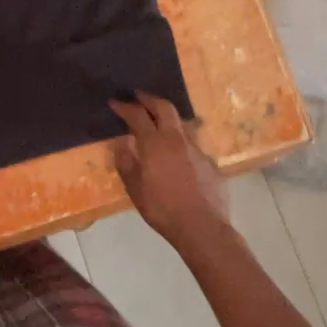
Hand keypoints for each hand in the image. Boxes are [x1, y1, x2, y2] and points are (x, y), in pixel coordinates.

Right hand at [110, 93, 229, 250]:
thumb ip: (126, 163)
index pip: (137, 115)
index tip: (115, 102)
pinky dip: (181, 146)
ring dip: (168, 121)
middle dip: (149, 99)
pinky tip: (179, 159)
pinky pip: (192, 147)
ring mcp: (197, 150)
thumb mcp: (135, 189)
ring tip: (159, 126)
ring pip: (181, 125)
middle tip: (139, 97)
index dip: (124, 106)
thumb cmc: (163, 209)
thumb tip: (121, 143)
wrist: (203, 229)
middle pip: (164, 107)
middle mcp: (177, 140)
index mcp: (155, 144)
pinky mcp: (211, 163)